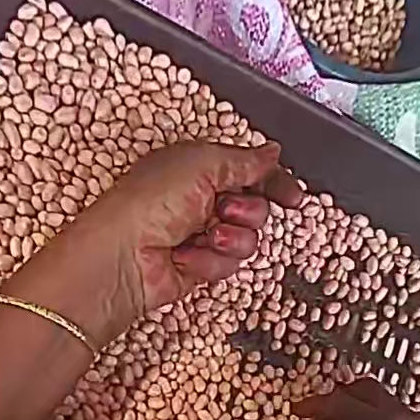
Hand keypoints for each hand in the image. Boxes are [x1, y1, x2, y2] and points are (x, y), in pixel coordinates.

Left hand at [23, 141, 302, 342]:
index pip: (249, 172)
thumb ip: (245, 161)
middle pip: (256, 209)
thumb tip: (273, 153)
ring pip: (247, 241)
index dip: (273, 182)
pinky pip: (228, 265)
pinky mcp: (200, 266)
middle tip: (224, 210)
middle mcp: (203, 201)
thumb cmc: (153, 200)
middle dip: (247, 211)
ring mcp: (202, 236)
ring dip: (231, 239)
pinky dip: (210, 261)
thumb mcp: (203, 164)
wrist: (126, 255)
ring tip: (205, 237)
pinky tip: (186, 258)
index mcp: (200, 168)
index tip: (293, 197)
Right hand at [296, 379, 419, 419]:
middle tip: (317, 414)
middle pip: (364, 389)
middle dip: (337, 398)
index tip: (298, 410)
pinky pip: (392, 414)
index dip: (314, 405)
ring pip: (379, 400)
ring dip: (355, 408)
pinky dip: (371, 419)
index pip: (341, 402)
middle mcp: (405, 418)